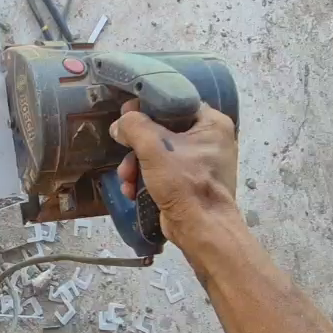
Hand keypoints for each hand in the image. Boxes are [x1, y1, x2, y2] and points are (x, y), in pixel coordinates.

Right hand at [110, 100, 239, 245]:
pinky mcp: (190, 182)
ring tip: (126, 179)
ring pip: (159, 152)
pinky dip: (145, 178)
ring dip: (136, 165)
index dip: (148, 107)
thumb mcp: (154, 147)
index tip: (126, 115)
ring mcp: (201, 163)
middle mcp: (210, 139)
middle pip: (163, 130)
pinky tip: (132, 190)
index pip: (175, 103)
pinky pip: (162, 171)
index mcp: (212, 123)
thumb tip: (120, 125)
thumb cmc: (185, 184)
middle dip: (137, 145)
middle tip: (123, 150)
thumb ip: (133, 126)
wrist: (201, 230)